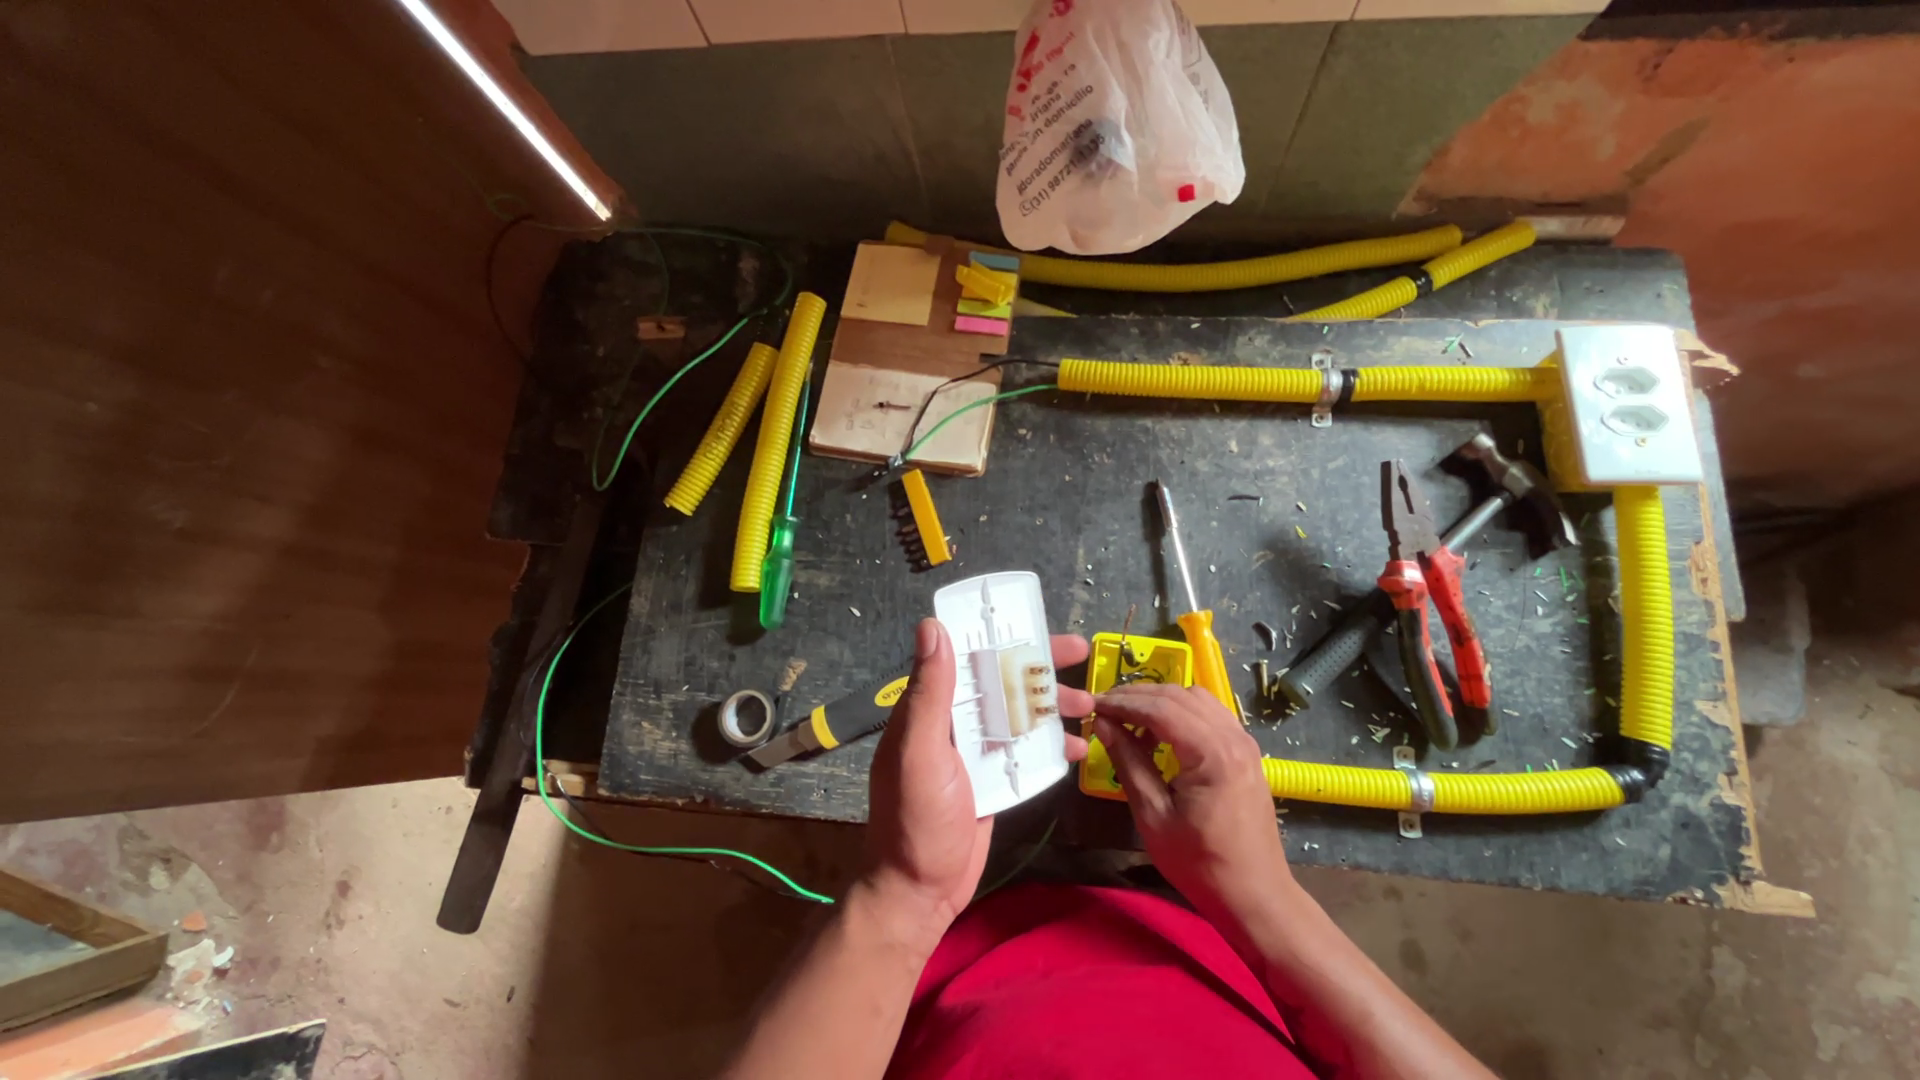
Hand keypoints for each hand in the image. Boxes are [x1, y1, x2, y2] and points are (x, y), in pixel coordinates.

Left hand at [863, 622, 1092, 937]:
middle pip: (1001, 679)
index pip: (968, 655)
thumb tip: (932, 626)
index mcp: (930, 708)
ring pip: (1019, 713)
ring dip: (1053, 704)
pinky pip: (1027, 751)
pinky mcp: (993, 780)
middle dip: (1040, 665)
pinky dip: (1053, 745)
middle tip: (1082, 651)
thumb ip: (930, 692)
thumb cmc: (915, 819)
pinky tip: (1082, 747)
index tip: (1038, 623)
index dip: (1002, 635)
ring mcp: (975, 752)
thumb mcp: (919, 751)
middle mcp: (953, 722)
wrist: (919, 891)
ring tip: (1091, 704)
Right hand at [1092, 684, 1292, 935]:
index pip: (1160, 708)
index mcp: (1212, 753)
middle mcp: (1233, 737)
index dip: (1123, 702)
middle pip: (1178, 696)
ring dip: (1160, 701)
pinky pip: (1210, 714)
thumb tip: (1104, 725)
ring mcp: (1244, 742)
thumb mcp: (1153, 816)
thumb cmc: (1200, 864)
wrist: (1255, 896)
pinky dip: (1181, 712)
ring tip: (1129, 720)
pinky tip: (1160, 733)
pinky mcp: (1246, 752)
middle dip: (1138, 696)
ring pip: (1196, 698)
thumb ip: (1129, 762)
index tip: (1092, 705)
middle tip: (1104, 709)